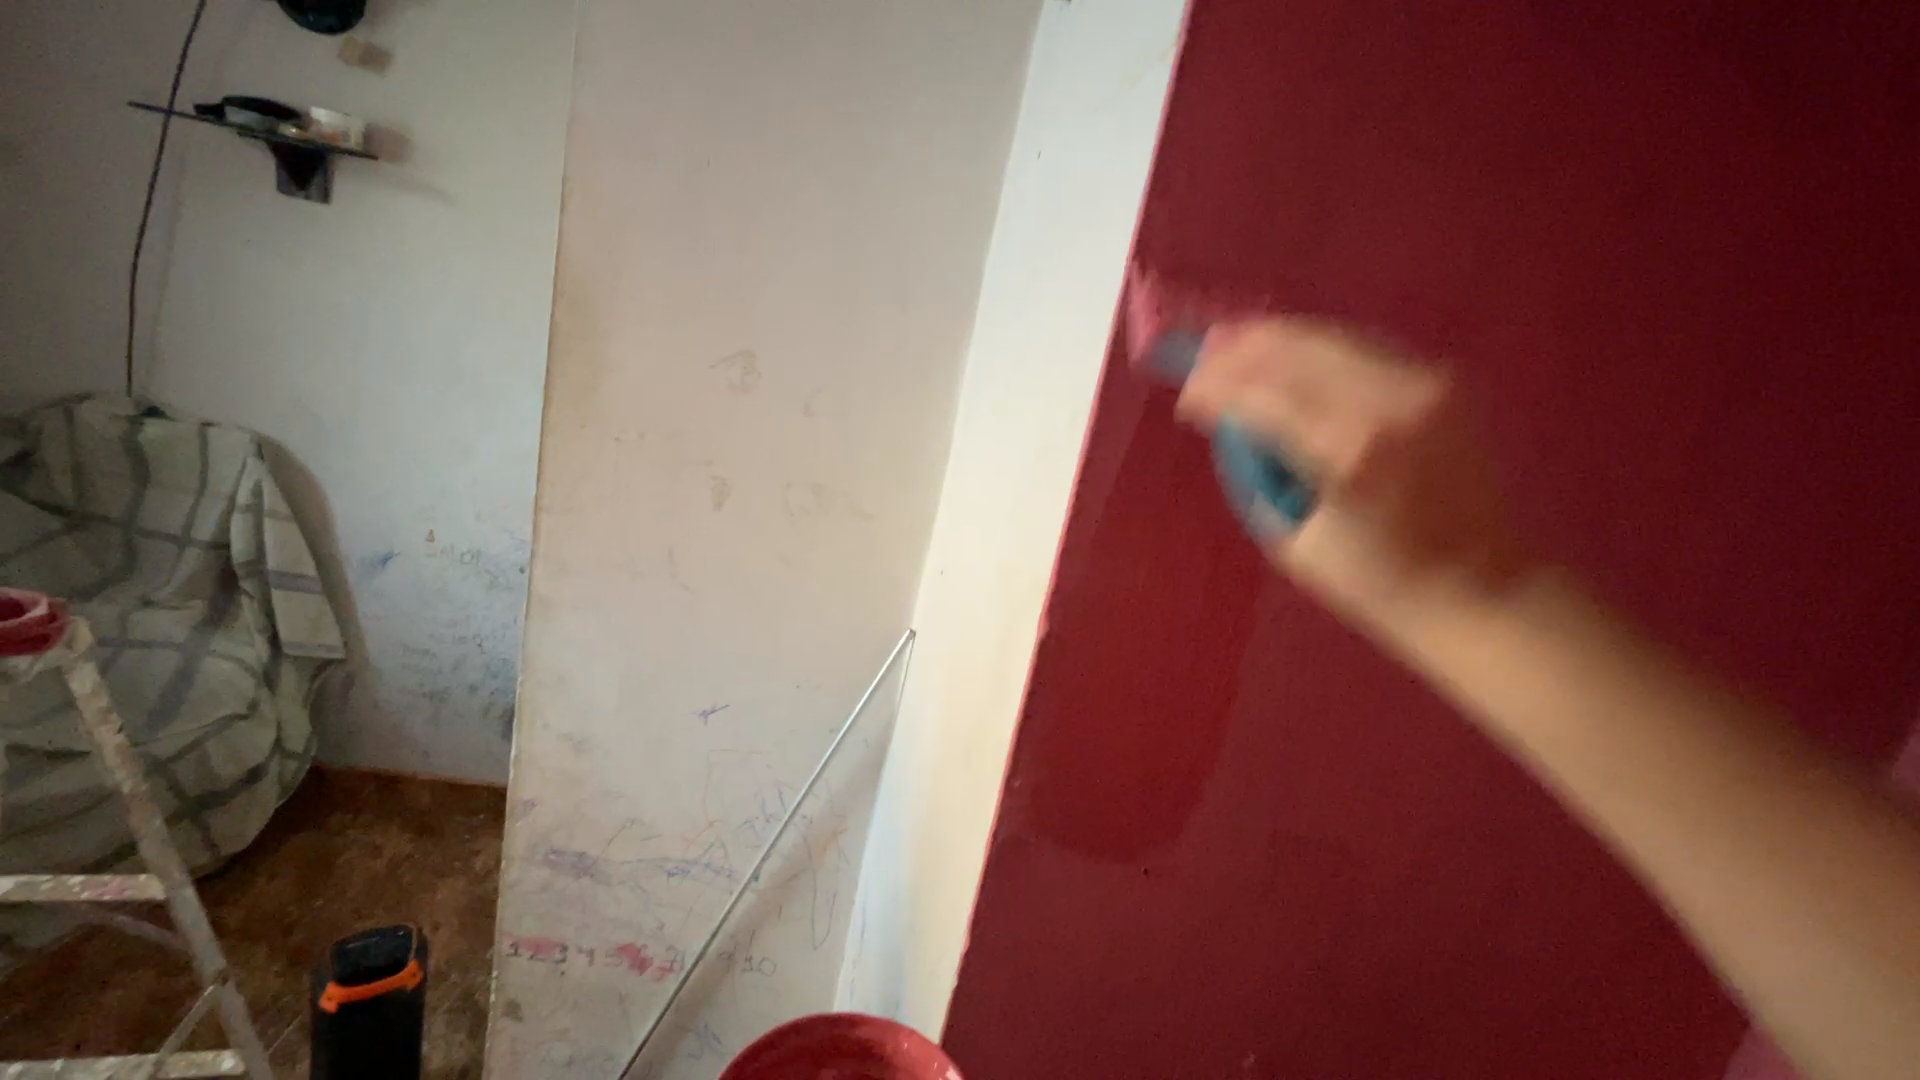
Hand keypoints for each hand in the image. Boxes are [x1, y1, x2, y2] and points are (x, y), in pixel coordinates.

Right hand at [1175, 318, 1524, 628]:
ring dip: (1278, 338)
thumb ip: (1264, 475)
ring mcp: (1425, 384)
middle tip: (1201, 352)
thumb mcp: (1298, 545)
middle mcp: (1388, 401)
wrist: (1498, 591)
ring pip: (1332, 338)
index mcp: (1347, 450)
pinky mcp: (1446, 382)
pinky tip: (1293, 353)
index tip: (1185, 393)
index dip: (1215, 387)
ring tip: (1234, 340)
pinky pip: (1365, 349)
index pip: (1260, 395)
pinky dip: (1320, 348)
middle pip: (1296, 349)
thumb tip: (1236, 425)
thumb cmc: (1387, 587)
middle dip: (1240, 346)